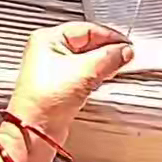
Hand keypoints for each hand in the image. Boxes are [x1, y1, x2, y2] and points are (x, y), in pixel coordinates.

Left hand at [8, 23, 134, 138]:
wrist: (34, 132)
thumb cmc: (44, 101)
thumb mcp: (83, 72)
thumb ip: (108, 58)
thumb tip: (124, 51)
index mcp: (48, 38)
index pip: (87, 29)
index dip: (109, 37)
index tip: (127, 46)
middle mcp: (48, 50)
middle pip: (87, 43)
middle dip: (107, 50)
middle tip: (125, 57)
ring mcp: (54, 69)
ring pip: (87, 59)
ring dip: (103, 63)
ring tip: (116, 67)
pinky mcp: (59, 85)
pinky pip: (83, 73)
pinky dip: (96, 74)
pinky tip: (103, 78)